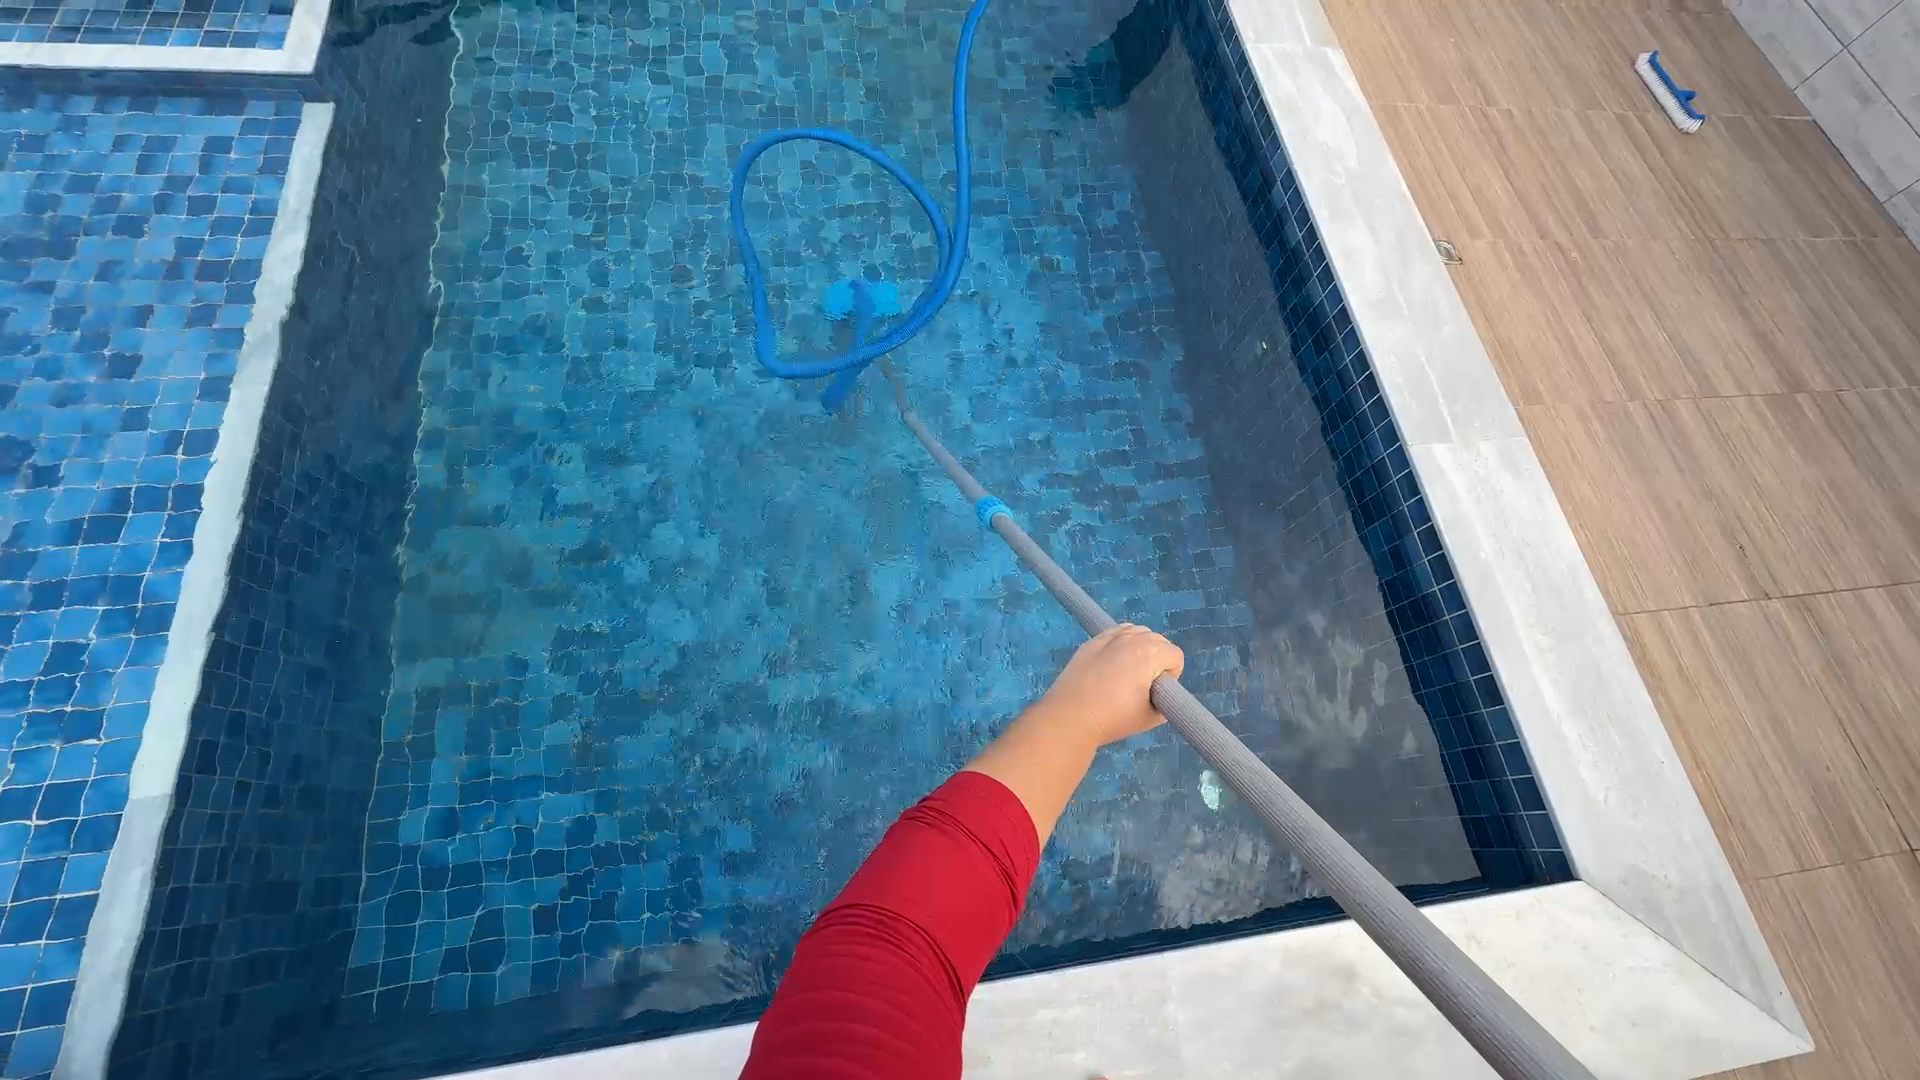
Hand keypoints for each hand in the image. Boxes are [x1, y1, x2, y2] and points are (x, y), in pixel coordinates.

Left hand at [1033, 623, 1183, 748]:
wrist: (1071, 715)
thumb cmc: (1114, 717)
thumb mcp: (1152, 716)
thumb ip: (1165, 700)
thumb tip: (1159, 691)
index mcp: (1150, 653)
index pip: (1175, 656)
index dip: (1172, 675)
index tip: (1157, 692)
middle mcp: (1131, 638)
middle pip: (1158, 640)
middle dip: (1158, 659)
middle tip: (1144, 684)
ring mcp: (1109, 636)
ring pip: (1137, 632)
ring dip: (1140, 648)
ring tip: (1128, 672)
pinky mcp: (1091, 641)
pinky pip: (1115, 633)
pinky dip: (1120, 643)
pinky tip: (1112, 663)